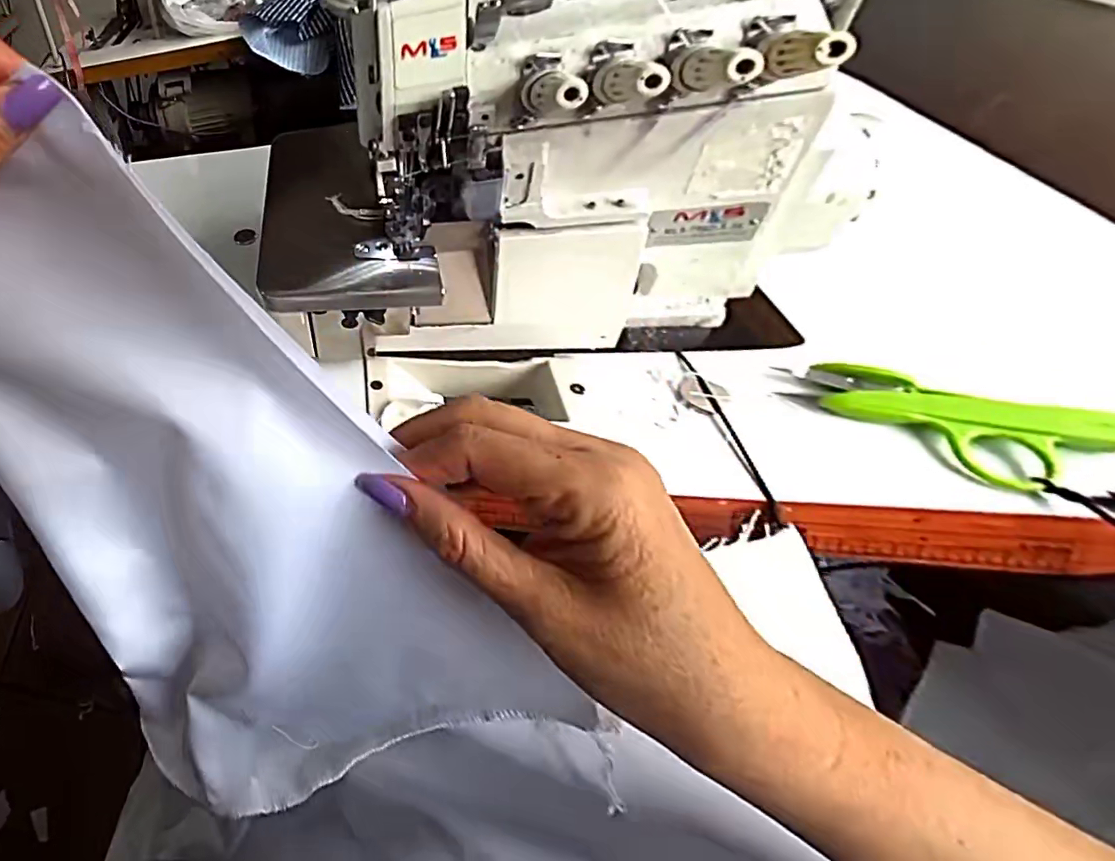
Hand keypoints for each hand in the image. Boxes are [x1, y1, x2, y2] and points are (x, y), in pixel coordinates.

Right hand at [358, 396, 772, 738]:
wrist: (729, 697)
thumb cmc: (664, 664)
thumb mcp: (541, 608)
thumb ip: (462, 542)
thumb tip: (402, 498)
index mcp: (599, 483)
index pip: (481, 441)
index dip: (421, 461)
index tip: (384, 487)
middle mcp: (606, 459)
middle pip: (489, 418)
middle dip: (429, 442)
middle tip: (389, 479)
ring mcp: (606, 466)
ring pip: (504, 430)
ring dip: (454, 454)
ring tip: (418, 496)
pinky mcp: (600, 482)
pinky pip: (525, 455)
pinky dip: (482, 471)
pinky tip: (460, 503)